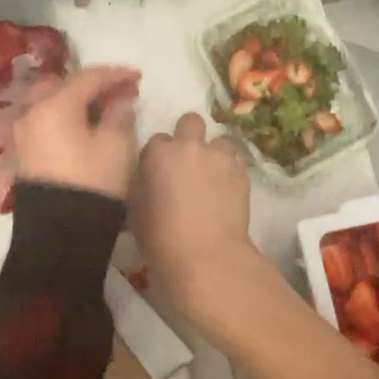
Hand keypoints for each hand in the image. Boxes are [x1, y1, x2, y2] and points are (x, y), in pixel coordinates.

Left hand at [13, 66, 142, 199]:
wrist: (59, 232)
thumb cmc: (92, 182)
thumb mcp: (116, 146)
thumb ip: (120, 115)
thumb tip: (119, 101)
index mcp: (55, 104)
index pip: (89, 77)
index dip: (116, 75)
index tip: (138, 77)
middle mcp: (33, 112)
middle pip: (65, 85)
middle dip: (93, 85)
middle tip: (118, 92)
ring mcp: (24, 133)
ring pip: (51, 102)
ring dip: (76, 100)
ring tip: (101, 109)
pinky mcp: (24, 152)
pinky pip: (45, 121)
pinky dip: (64, 116)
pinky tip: (83, 126)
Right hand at [131, 113, 259, 317]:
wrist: (205, 257)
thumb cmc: (161, 239)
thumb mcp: (136, 211)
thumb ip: (143, 184)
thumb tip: (150, 178)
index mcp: (158, 153)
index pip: (156, 140)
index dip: (159, 156)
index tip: (160, 172)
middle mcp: (189, 146)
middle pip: (191, 121)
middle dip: (189, 135)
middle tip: (188, 161)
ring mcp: (219, 157)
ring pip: (221, 139)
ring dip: (216, 152)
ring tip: (214, 174)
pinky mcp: (242, 172)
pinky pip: (237, 161)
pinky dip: (231, 170)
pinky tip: (227, 189)